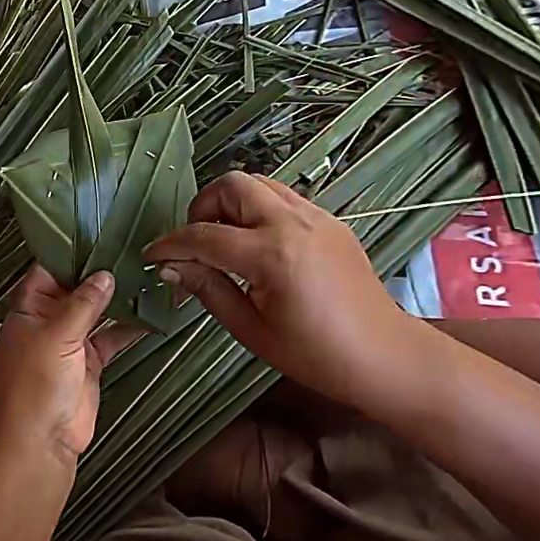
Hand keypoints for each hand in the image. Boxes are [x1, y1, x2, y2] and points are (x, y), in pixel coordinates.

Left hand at [0, 266, 137, 466]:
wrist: (38, 444)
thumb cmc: (32, 385)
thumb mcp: (55, 336)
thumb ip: (82, 303)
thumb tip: (105, 274)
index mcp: (30, 305)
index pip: (50, 266)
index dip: (73, 249)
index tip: (102, 229)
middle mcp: (49, 317)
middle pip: (78, 285)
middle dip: (102, 270)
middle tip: (134, 247)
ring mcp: (70, 339)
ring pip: (98, 309)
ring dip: (119, 297)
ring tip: (149, 273)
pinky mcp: (89, 361)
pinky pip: (112, 336)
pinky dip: (130, 326)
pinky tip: (153, 312)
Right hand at [143, 171, 432, 407]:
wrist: (387, 358)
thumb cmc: (316, 356)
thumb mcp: (251, 330)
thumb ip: (207, 289)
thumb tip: (169, 266)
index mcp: (271, 255)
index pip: (204, 236)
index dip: (171, 244)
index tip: (152, 254)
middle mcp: (292, 223)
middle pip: (231, 185)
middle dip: (203, 207)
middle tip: (196, 242)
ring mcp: (315, 217)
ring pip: (258, 182)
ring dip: (232, 203)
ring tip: (225, 239)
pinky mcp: (329, 220)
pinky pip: (282, 196)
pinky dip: (258, 208)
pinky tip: (258, 243)